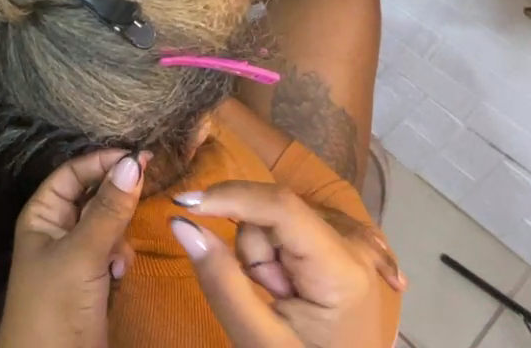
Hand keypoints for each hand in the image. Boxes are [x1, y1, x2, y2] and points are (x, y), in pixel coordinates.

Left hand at [0, 149, 148, 347]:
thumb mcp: (81, 254)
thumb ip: (108, 210)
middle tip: (145, 195)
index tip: (141, 158)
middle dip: (116, 199)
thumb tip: (134, 162)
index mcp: (42, 212)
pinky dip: (120, 258)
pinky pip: (113, 253)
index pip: (74, 172)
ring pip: (107, 225)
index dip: (103, 161)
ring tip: (119, 257)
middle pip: (93, 196)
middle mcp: (56, 227)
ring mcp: (75, 255)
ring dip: (119, 235)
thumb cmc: (54, 306)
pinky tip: (119, 274)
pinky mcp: (92, 281)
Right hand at [169, 182, 401, 347]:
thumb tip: (180, 223)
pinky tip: (290, 287)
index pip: (281, 206)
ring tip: (282, 298)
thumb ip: (221, 282)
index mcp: (342, 268)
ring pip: (271, 218)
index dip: (229, 196)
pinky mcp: (338, 238)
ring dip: (260, 255)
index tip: (182, 204)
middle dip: (251, 250)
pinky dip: (271, 252)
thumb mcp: (259, 341)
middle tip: (270, 296)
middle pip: (271, 214)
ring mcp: (348, 237)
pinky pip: (282, 225)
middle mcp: (351, 240)